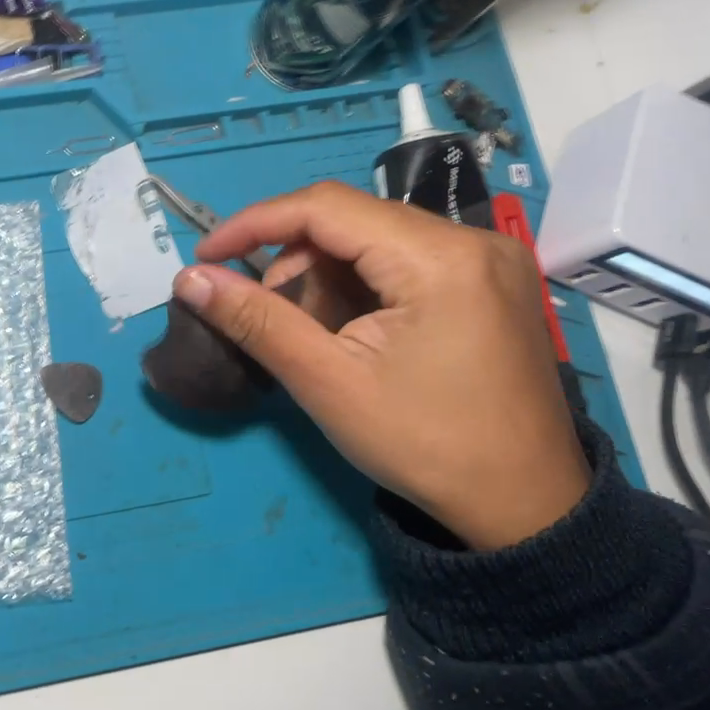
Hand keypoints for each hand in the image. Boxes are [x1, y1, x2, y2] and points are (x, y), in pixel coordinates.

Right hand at [173, 182, 588, 549]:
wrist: (521, 502)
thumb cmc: (422, 443)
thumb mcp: (326, 381)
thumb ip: (255, 320)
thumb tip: (189, 278)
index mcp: (438, 257)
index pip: (325, 207)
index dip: (253, 223)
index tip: (204, 256)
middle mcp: (473, 240)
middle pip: (352, 222)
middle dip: (293, 264)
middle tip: (269, 320)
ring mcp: (489, 262)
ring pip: (376, 243)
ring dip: (325, 280)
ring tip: (314, 340)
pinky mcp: (491, 286)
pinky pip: (405, 264)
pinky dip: (361, 291)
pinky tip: (352, 336)